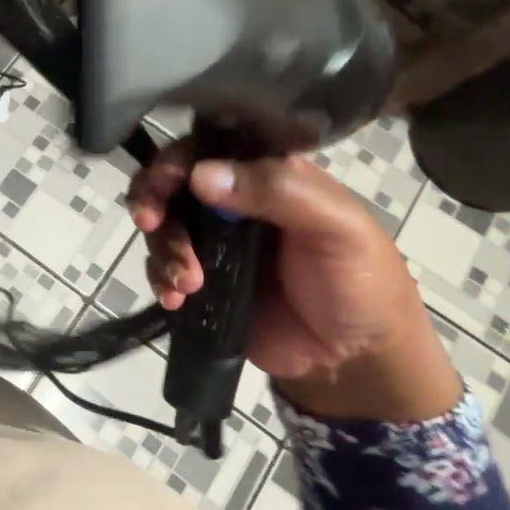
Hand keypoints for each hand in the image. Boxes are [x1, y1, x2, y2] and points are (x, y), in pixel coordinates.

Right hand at [129, 142, 462, 420]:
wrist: (355, 361)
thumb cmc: (360, 282)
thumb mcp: (335, 227)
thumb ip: (277, 191)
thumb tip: (201, 175)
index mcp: (266, 175)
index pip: (209, 148)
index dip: (177, 160)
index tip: (163, 182)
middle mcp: (233, 201)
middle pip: (171, 184)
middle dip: (152, 200)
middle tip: (149, 222)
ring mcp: (214, 241)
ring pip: (163, 226)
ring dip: (163, 250)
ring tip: (187, 283)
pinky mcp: (201, 279)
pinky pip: (161, 268)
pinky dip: (159, 279)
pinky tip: (176, 299)